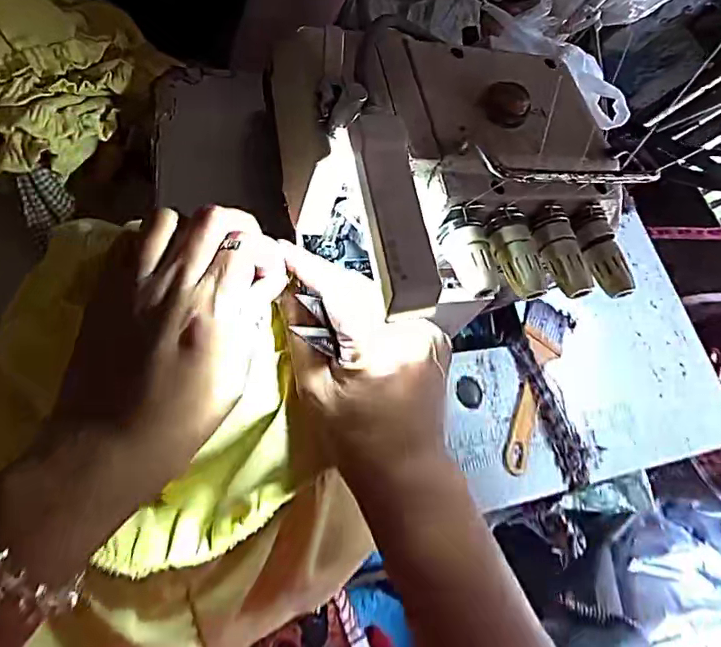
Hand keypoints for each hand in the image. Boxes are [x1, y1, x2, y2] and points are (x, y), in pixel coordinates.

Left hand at [52, 206, 282, 478]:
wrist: (106, 446)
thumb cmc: (179, 422)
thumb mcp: (234, 377)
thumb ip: (251, 320)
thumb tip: (262, 284)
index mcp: (210, 308)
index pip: (245, 244)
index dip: (263, 250)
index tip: (264, 269)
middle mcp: (173, 283)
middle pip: (211, 217)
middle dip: (235, 225)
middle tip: (239, 248)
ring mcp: (134, 282)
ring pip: (168, 217)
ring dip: (190, 228)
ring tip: (196, 253)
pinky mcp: (104, 287)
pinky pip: (130, 239)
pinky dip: (150, 240)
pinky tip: (159, 264)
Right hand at [277, 241, 452, 490]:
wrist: (408, 469)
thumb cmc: (356, 441)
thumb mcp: (316, 393)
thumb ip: (302, 337)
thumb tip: (289, 292)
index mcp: (378, 351)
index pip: (340, 293)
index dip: (310, 268)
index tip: (286, 251)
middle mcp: (409, 334)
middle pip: (359, 289)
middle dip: (326, 281)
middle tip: (295, 274)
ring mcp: (427, 334)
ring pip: (375, 298)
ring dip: (348, 296)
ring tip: (321, 307)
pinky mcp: (434, 336)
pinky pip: (392, 311)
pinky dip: (370, 313)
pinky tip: (354, 328)